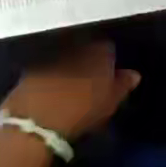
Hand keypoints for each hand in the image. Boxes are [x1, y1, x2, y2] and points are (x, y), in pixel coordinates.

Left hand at [0, 40, 141, 140]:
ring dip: (68, 66)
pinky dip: (50, 74)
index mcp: (98, 53)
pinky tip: (50, 90)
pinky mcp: (31, 67)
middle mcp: (74, 47)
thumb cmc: (81, 111)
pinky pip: (45, 66)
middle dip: (87, 60)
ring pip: (65, 56)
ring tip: (70, 86)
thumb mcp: (109, 103)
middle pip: (85, 49)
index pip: (107, 48)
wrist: (36, 119)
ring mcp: (50, 55)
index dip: (108, 60)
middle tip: (90, 80)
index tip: (108, 74)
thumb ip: (122, 85)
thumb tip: (134, 74)